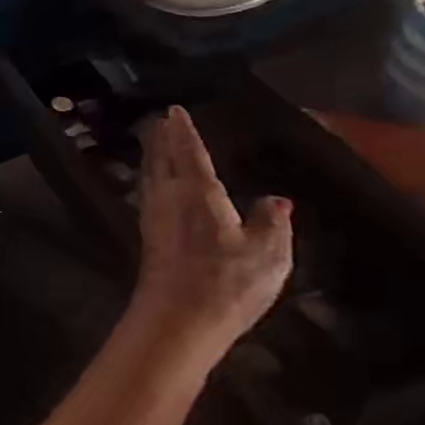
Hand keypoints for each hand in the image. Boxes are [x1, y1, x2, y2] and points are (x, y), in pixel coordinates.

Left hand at [130, 107, 292, 347]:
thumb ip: (272, 223)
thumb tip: (277, 199)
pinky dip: (152, 175)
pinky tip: (154, 180)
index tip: (174, 111)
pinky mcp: (148, 231)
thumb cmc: (228, 282)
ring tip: (153, 140)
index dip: (184, 132)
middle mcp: (170, 196)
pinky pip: (149, 190)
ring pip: (152, 173)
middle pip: (163, 158)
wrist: (179, 314)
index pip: (190, 153)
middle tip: (158, 120)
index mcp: (198, 194)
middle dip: (161, 137)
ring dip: (153, 153)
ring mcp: (154, 213)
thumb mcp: (268, 255)